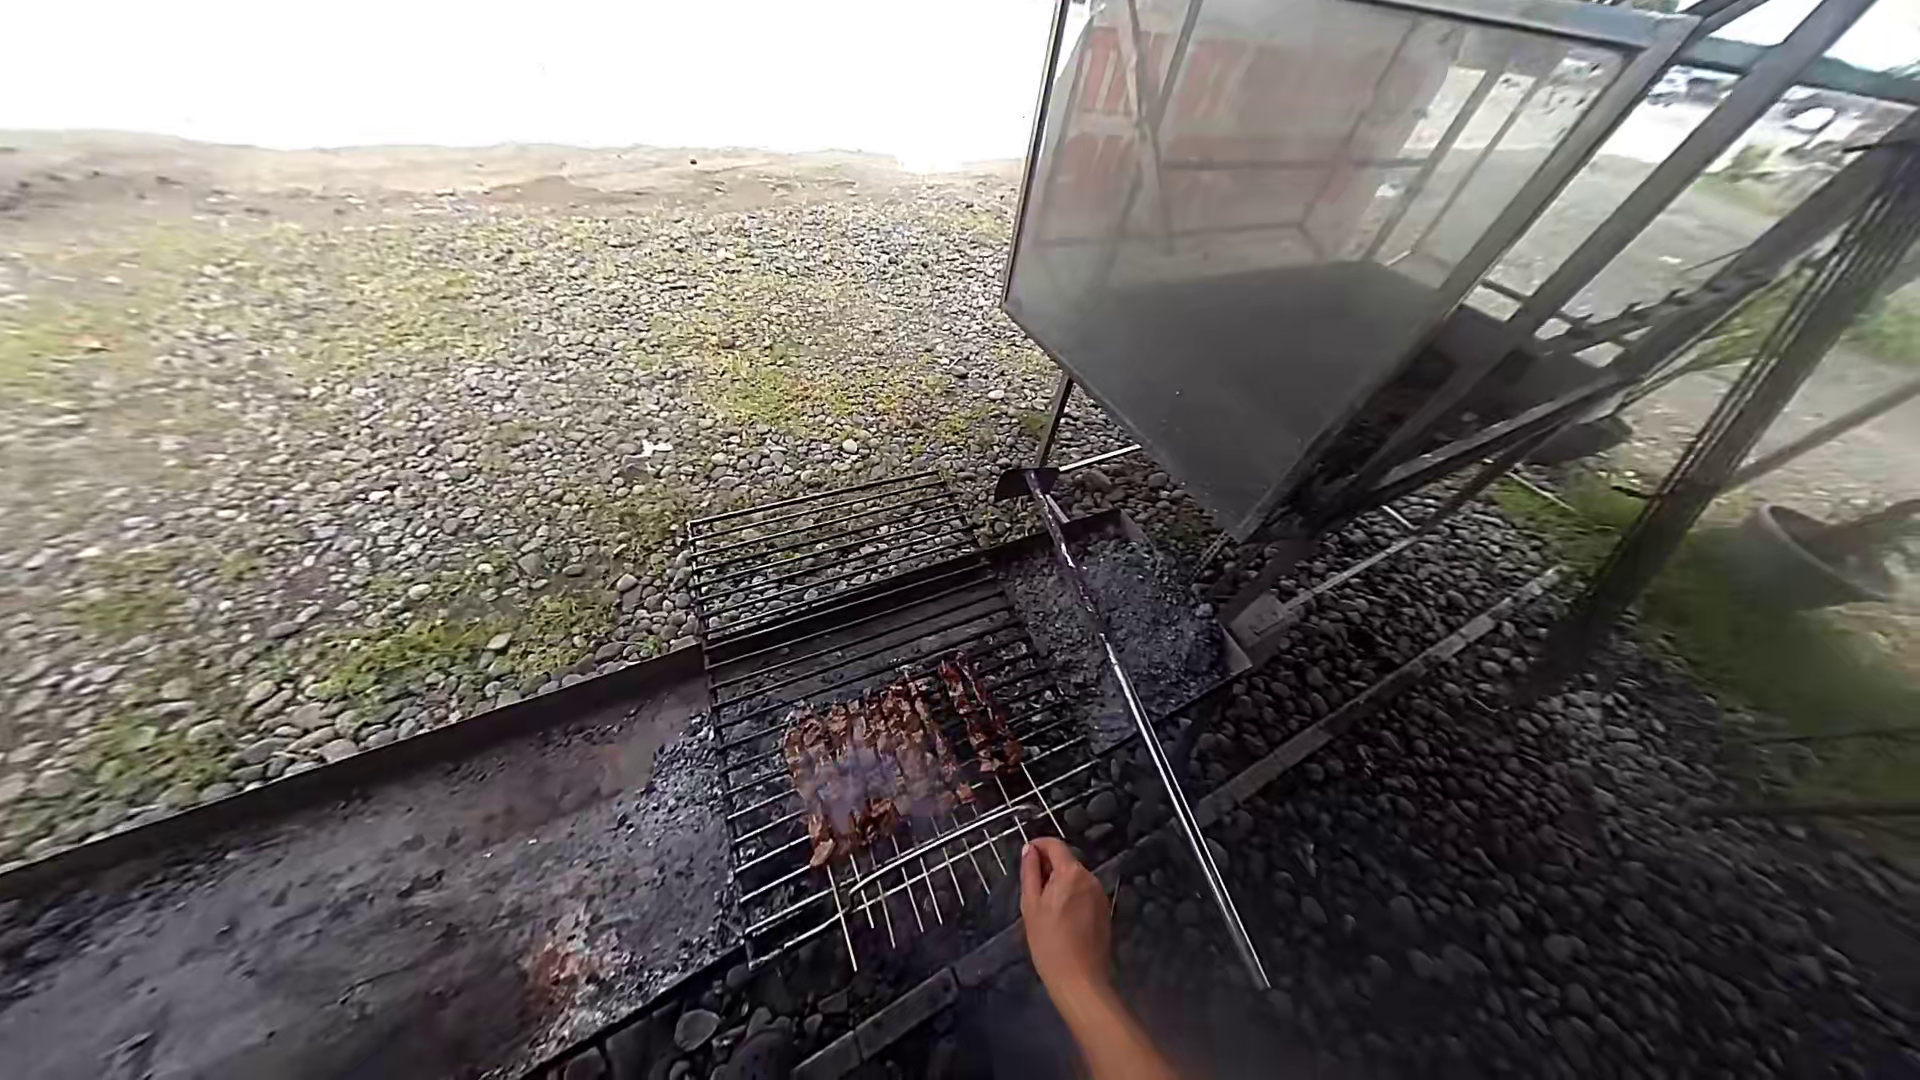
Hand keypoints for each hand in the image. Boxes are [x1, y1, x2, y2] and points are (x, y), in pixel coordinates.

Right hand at [1020, 837, 1111, 994]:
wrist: (1081, 982)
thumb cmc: (1050, 943)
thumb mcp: (1031, 905)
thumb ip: (1030, 871)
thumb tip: (1029, 849)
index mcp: (1071, 872)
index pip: (1055, 844)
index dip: (1038, 845)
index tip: (1026, 857)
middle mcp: (1090, 877)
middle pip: (1066, 860)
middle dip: (1048, 867)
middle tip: (1032, 889)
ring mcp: (1100, 894)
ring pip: (1075, 877)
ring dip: (1060, 882)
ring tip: (1046, 907)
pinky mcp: (1105, 910)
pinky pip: (1084, 892)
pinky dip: (1072, 895)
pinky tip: (1062, 918)